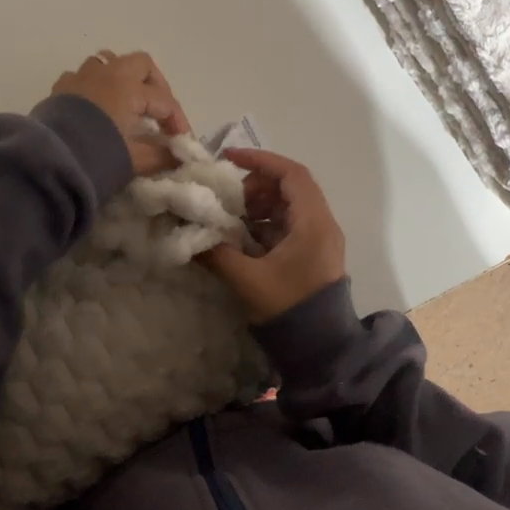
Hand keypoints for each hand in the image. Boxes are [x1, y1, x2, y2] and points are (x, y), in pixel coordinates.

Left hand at [51, 51, 191, 175]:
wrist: (50, 159)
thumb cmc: (97, 155)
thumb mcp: (134, 160)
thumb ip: (160, 156)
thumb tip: (176, 157)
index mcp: (130, 88)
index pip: (165, 101)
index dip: (178, 121)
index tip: (182, 142)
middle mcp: (108, 74)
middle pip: (141, 64)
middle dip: (156, 84)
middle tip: (158, 109)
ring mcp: (82, 77)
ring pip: (109, 61)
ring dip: (123, 77)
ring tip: (128, 100)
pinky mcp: (61, 87)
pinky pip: (82, 76)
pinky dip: (94, 86)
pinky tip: (95, 105)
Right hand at [201, 148, 345, 323]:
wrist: (321, 349)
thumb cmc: (287, 308)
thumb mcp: (247, 280)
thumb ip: (216, 253)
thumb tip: (187, 235)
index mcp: (313, 223)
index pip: (291, 174)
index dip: (260, 160)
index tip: (229, 159)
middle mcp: (322, 225)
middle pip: (290, 187)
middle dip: (256, 185)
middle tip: (228, 197)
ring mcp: (320, 240)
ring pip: (289, 206)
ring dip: (260, 204)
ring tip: (232, 218)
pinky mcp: (314, 255)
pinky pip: (290, 225)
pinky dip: (265, 223)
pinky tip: (242, 238)